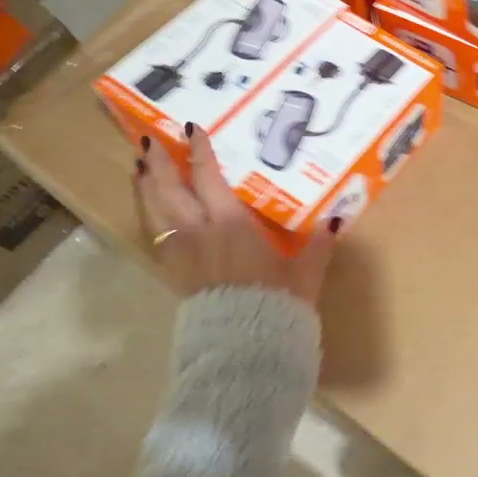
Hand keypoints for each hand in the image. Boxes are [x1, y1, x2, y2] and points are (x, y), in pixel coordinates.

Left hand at [134, 124, 338, 304]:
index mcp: (231, 224)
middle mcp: (200, 232)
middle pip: (170, 189)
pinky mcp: (174, 274)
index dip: (200, 152)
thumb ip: (319, 245)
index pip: (209, 178)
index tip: (191, 129)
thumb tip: (337, 218)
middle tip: (149, 140)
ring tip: (140, 169)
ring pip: (154, 211)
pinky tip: (149, 213)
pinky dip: (147, 217)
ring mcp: (182, 254)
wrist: (244, 347)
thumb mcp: (305, 274)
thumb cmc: (276, 305)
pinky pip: (154, 237)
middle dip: (160, 162)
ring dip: (145, 187)